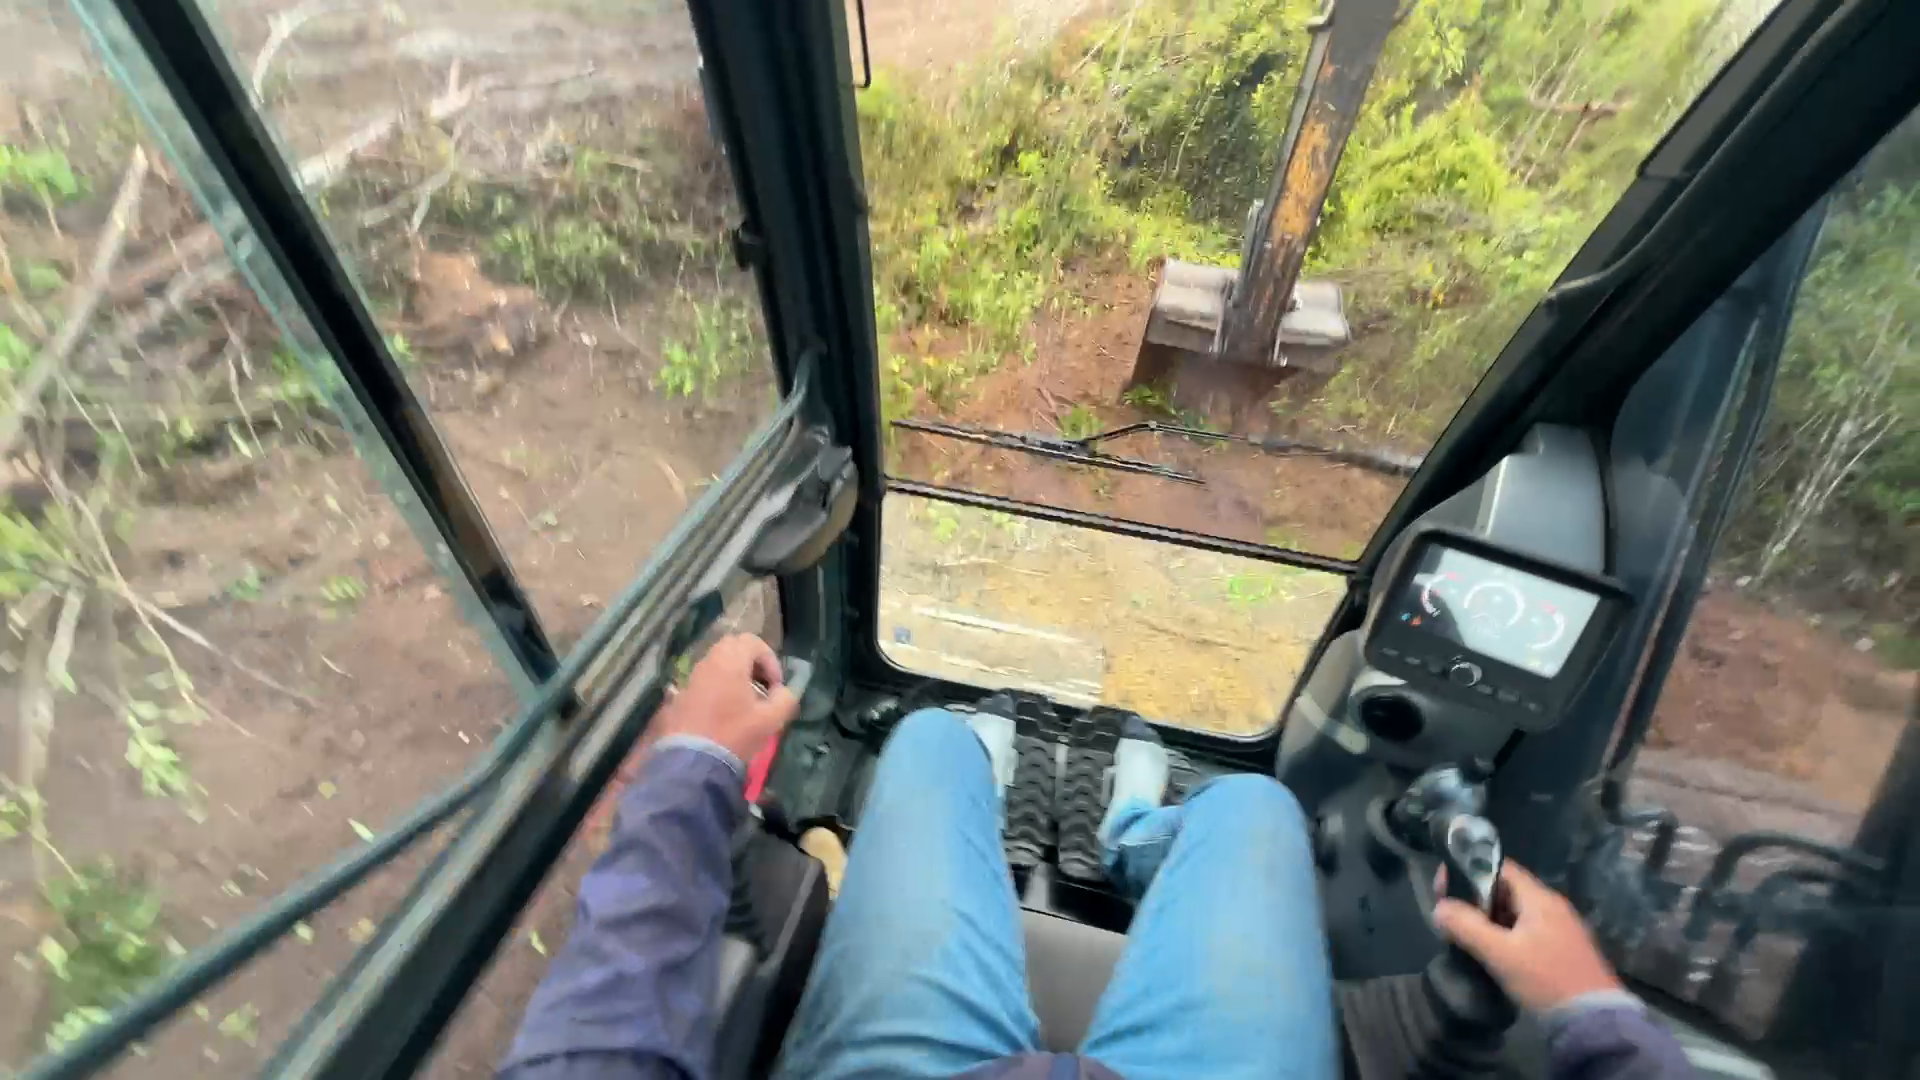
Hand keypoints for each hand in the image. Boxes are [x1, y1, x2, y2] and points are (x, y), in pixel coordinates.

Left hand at [652, 634, 797, 761]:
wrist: (692, 762)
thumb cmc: (735, 734)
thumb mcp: (772, 719)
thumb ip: (785, 698)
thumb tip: (784, 691)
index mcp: (730, 662)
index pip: (753, 642)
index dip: (770, 660)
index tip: (775, 685)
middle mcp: (708, 663)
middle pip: (732, 646)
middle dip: (751, 661)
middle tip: (761, 685)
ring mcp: (691, 679)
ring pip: (716, 663)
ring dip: (734, 674)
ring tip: (745, 700)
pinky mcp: (680, 696)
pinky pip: (704, 681)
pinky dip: (718, 687)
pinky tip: (725, 712)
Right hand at [1432, 861, 1622, 1011]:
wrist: (1599, 1027)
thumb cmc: (1546, 979)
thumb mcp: (1499, 953)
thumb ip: (1465, 925)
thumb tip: (1438, 908)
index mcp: (1540, 899)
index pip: (1498, 867)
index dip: (1468, 870)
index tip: (1445, 888)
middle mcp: (1553, 907)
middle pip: (1505, 888)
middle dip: (1474, 897)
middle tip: (1452, 913)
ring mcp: (1562, 929)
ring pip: (1515, 911)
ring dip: (1489, 917)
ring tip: (1466, 933)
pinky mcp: (1565, 950)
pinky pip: (1527, 929)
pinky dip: (1505, 932)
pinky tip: (1493, 949)